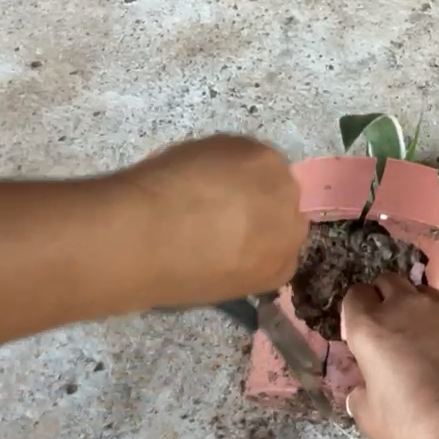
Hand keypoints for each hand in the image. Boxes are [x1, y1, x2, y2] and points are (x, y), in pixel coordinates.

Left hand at [111, 135, 305, 307]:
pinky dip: (224, 159)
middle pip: (283, 205)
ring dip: (244, 178)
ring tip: (203, 185)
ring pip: (267, 175)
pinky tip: (195, 170)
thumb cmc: (171, 272)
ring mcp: (281, 186)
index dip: (256, 235)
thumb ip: (242, 260)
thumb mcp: (217, 285)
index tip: (230, 234)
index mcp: (281, 265)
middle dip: (257, 203)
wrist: (144, 234)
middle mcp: (294, 225)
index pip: (282, 244)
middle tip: (217, 207)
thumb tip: (233, 241)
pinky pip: (246, 154)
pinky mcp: (260, 155)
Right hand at [339, 273, 438, 438]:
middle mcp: (404, 305)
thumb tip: (364, 385)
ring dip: (413, 304)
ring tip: (420, 334)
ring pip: (419, 290)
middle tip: (389, 329)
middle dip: (383, 297)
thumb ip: (359, 391)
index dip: (356, 311)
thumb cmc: (412, 421)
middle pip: (387, 281)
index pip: (356, 296)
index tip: (361, 332)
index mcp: (370, 327)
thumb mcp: (368, 414)